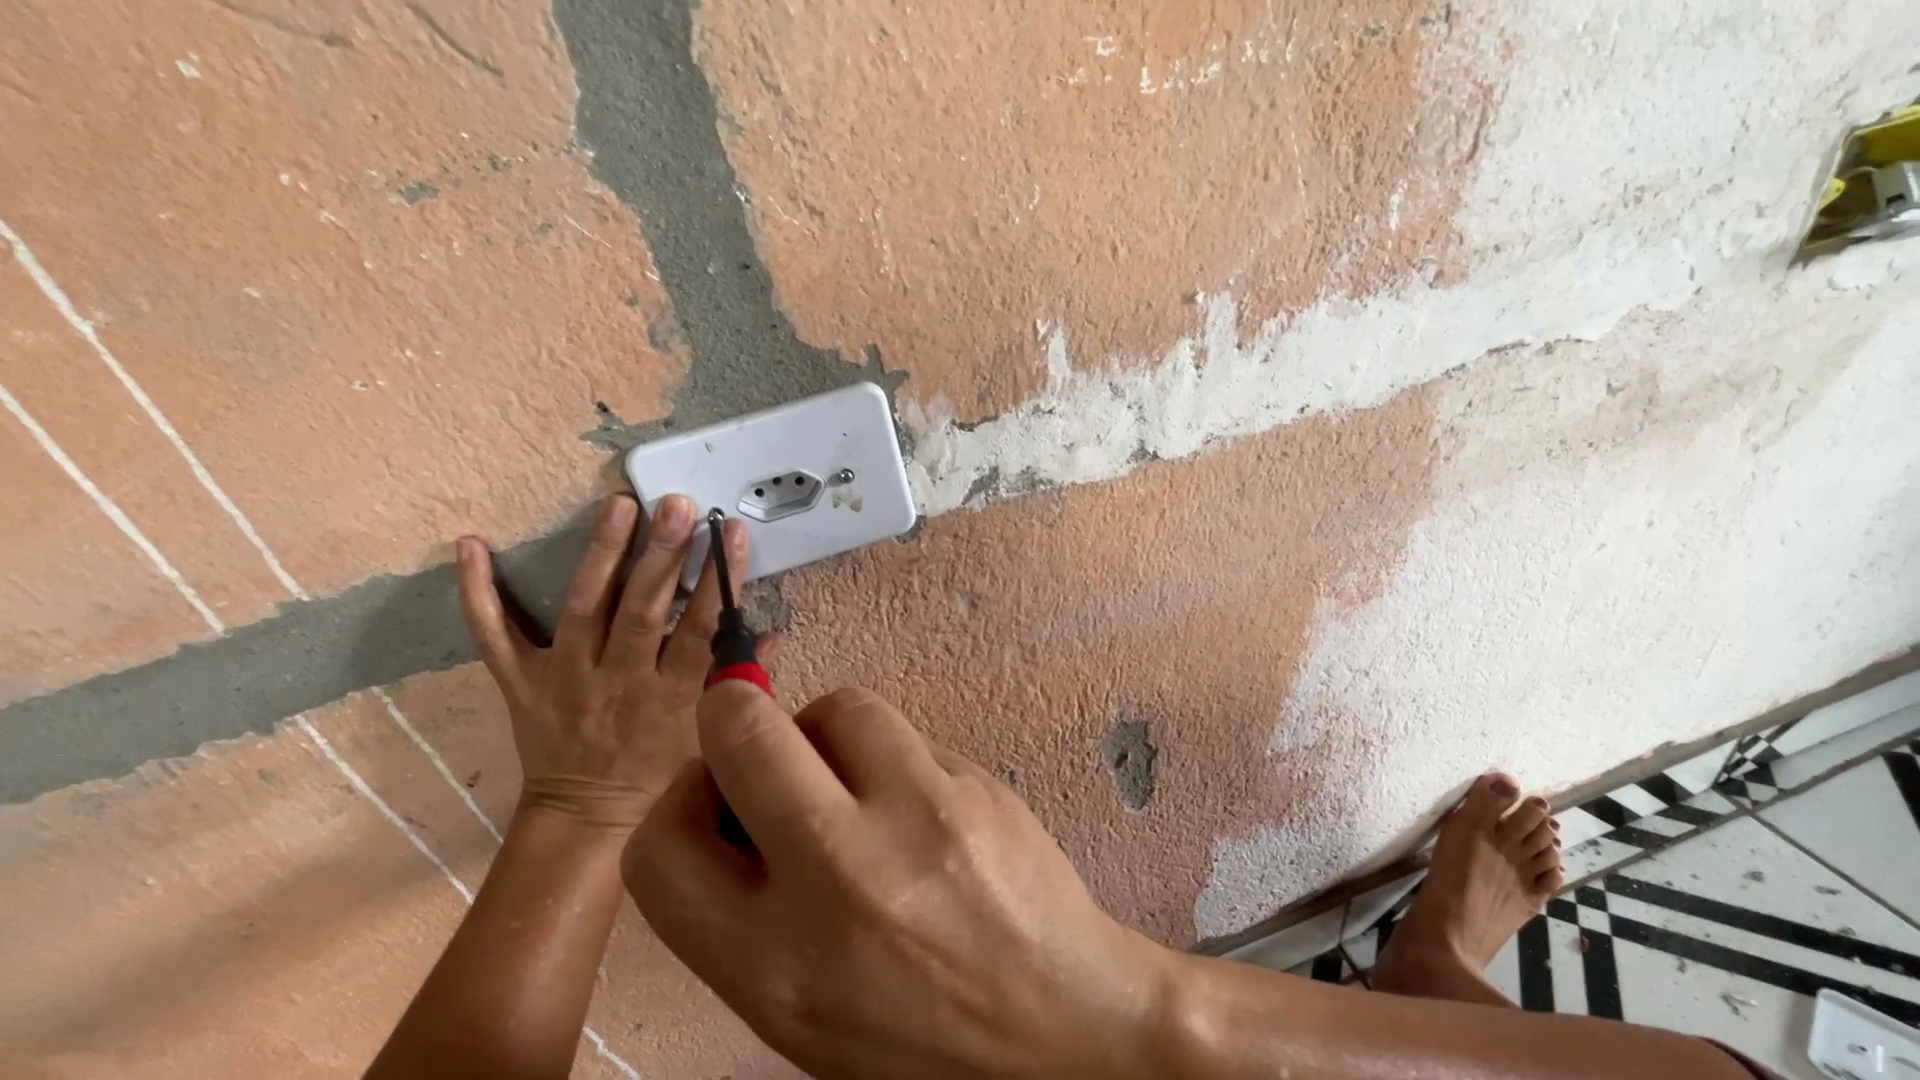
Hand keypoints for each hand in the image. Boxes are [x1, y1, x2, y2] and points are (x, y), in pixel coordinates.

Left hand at [455, 492, 751, 826]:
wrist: (590, 820)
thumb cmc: (660, 774)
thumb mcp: (710, 734)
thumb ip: (738, 681)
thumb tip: (773, 633)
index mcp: (670, 694)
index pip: (700, 628)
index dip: (718, 579)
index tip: (730, 532)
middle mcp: (618, 680)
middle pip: (643, 612)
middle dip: (662, 556)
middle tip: (675, 504)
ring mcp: (564, 678)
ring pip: (583, 610)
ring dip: (601, 556)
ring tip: (617, 506)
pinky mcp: (520, 683)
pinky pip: (494, 637)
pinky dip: (477, 594)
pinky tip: (470, 545)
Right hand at [622, 683, 1178, 1078]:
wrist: (1068, 1034)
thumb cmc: (919, 1035)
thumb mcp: (799, 1009)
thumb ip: (740, 914)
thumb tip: (724, 798)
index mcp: (772, 967)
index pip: (658, 849)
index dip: (676, 806)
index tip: (714, 799)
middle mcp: (838, 881)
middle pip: (738, 730)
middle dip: (734, 718)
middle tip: (761, 744)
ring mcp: (918, 820)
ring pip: (834, 706)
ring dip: (826, 730)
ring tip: (855, 775)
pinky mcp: (978, 786)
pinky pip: (908, 733)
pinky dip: (895, 755)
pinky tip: (921, 803)